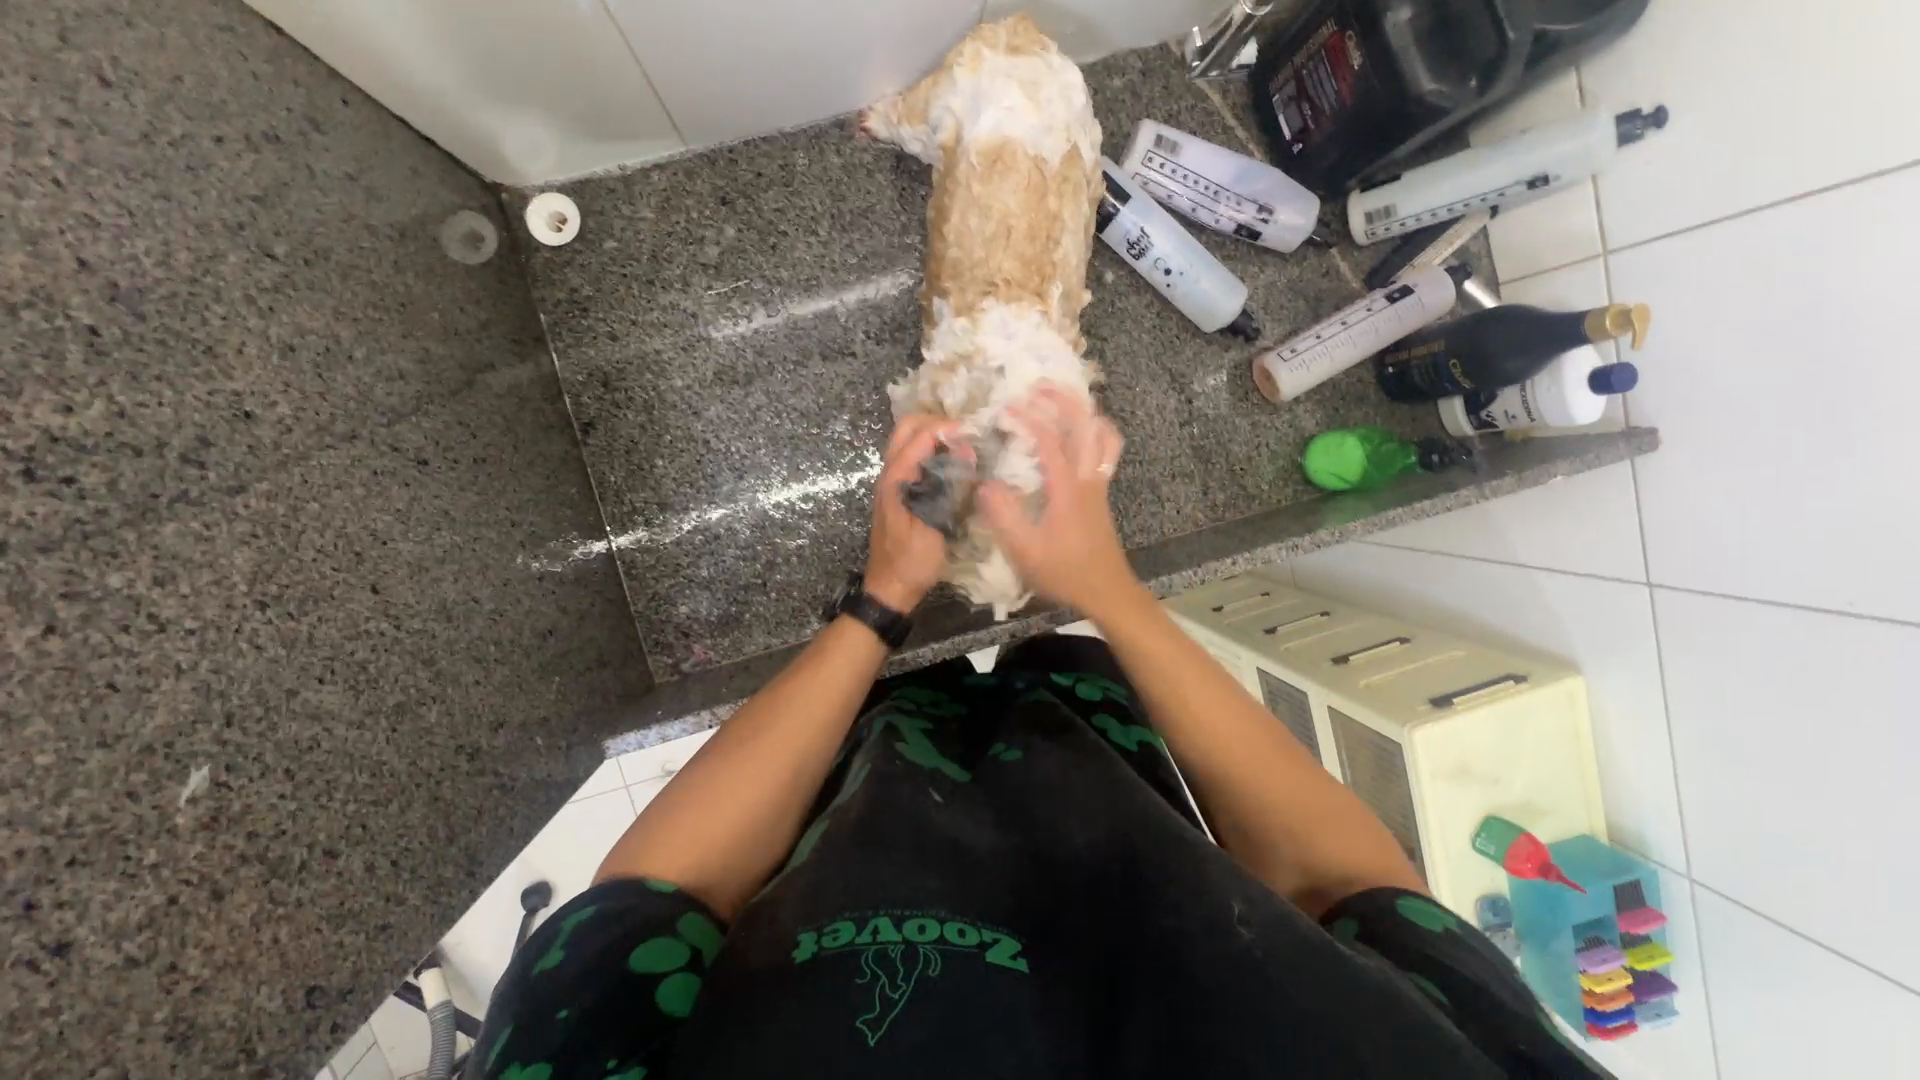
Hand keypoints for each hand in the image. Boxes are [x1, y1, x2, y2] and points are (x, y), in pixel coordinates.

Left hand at [865, 415, 966, 611]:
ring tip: (966, 445)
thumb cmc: (912, 562)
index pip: (921, 433)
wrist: (889, 590)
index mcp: (896, 478)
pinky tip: (955, 465)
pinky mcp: (899, 492)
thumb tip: (966, 452)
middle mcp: (890, 473)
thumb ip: (950, 487)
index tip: (976, 432)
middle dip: (938, 422)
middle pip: (908, 428)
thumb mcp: (935, 526)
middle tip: (968, 433)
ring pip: (909, 441)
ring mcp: (892, 482)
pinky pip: (913, 458)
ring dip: (935, 435)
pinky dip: (932, 451)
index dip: (949, 427)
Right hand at [977, 386, 1136, 616]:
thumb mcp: (1026, 552)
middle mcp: (1087, 478)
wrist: (1107, 591)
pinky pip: (1105, 449)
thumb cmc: (1066, 573)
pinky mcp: (1101, 494)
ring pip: (1102, 434)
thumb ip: (1004, 517)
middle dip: (1062, 400)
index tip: (1005, 408)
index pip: (1050, 440)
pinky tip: (1076, 436)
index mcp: (1068, 489)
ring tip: (1060, 402)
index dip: (1029, 418)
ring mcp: (1098, 484)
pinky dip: (1093, 431)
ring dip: (1082, 412)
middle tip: (1037, 388)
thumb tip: (983, 485)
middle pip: (1085, 425)